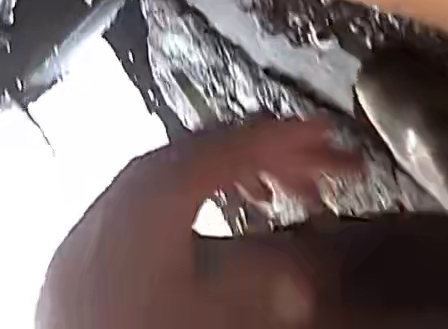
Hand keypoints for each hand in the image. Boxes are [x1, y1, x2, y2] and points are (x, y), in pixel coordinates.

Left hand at [37, 120, 362, 328]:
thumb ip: (260, 281)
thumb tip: (303, 275)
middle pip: (224, 146)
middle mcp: (142, 172)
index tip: (331, 137)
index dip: (293, 139)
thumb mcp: (207, 309)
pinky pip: (178, 180)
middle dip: (282, 153)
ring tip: (297, 189)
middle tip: (332, 164)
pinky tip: (240, 201)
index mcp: (164, 180)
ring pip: (201, 162)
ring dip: (254, 169)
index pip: (242, 143)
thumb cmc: (133, 326)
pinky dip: (218, 184)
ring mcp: (125, 190)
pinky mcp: (115, 216)